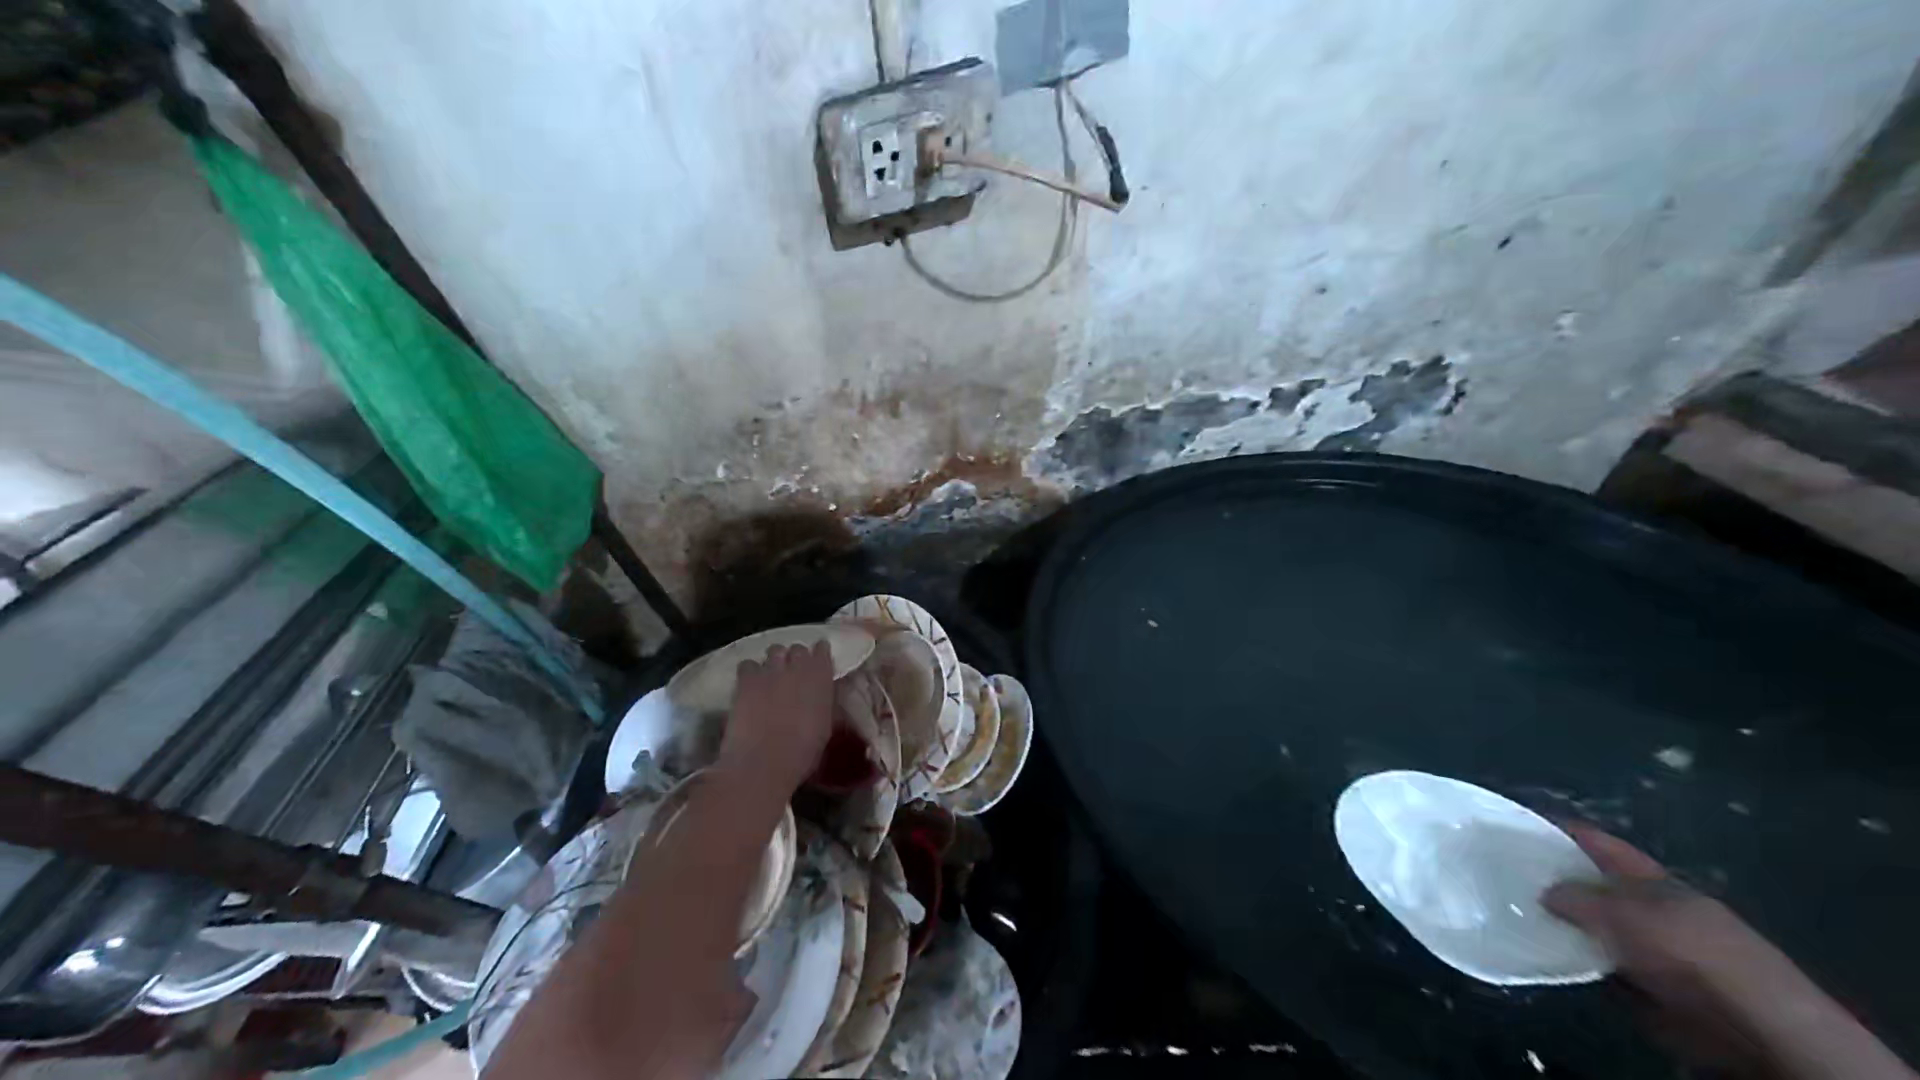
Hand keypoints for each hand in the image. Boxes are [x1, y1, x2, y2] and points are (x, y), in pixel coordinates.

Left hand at [718, 643, 835, 795]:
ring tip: (771, 676)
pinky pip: (748, 664)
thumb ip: (823, 703)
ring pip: (773, 651)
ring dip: (775, 661)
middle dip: (795, 658)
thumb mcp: (824, 727)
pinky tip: (750, 684)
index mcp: (821, 678)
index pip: (822, 650)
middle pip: (796, 648)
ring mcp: (769, 671)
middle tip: (793, 672)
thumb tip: (819, 697)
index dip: (819, 654)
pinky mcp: (745, 680)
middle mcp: (796, 667)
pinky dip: (750, 671)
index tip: (818, 659)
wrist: (763, 763)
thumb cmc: (801, 753)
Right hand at [1543, 824, 1915, 1079]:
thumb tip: (1542, 891)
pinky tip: (1539, 952)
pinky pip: (1594, 962)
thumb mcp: (1625, 913)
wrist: (1753, 1027)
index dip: (1555, 829)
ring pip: (1587, 924)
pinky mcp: (1643, 982)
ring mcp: (1646, 945)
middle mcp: (1646, 905)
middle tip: (1500, 873)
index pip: (1594, 842)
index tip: (1511, 825)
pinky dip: (1570, 959)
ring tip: (1508, 912)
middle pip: (1587, 883)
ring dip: (1556, 923)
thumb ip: (1577, 897)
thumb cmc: (1690, 951)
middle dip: (1548, 879)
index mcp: (1647, 878)